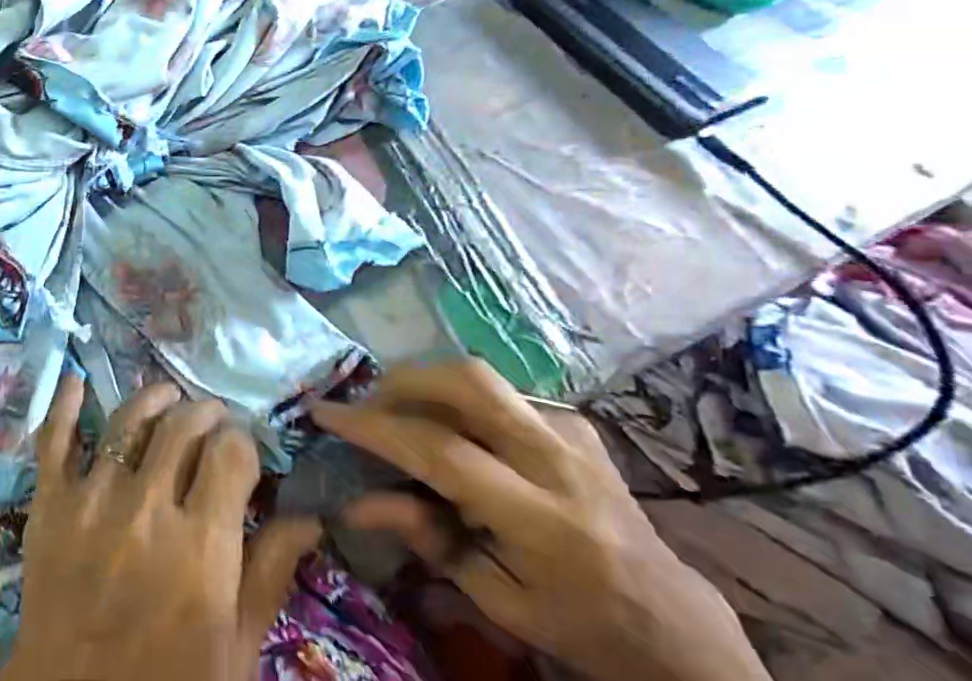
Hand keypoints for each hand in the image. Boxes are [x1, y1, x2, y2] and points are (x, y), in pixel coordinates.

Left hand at [0, 376, 319, 680]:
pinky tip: (78, 382)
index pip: (229, 453)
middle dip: (204, 414)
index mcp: (201, 544)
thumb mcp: (234, 645)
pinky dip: (65, 405)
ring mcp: (91, 498)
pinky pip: (54, 439)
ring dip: (153, 400)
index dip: (241, 440)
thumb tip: (309, 518)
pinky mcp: (49, 502)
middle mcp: (147, 506)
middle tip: (211, 418)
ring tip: (167, 397)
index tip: (243, 446)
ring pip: (127, 421)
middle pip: (181, 428)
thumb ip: (269, 574)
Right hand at [312, 361, 769, 680]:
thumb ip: (426, 540)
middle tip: (367, 403)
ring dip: (426, 382)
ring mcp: (574, 435)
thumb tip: (353, 501)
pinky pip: (499, 392)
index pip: (443, 452)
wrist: (673, 620)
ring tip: (397, 409)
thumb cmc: (576, 620)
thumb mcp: (496, 599)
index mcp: (544, 520)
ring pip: (482, 376)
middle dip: (403, 381)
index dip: (376, 427)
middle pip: (469, 385)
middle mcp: (561, 464)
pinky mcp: (575, 423)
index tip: (324, 412)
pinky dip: (458, 398)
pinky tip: (450, 426)